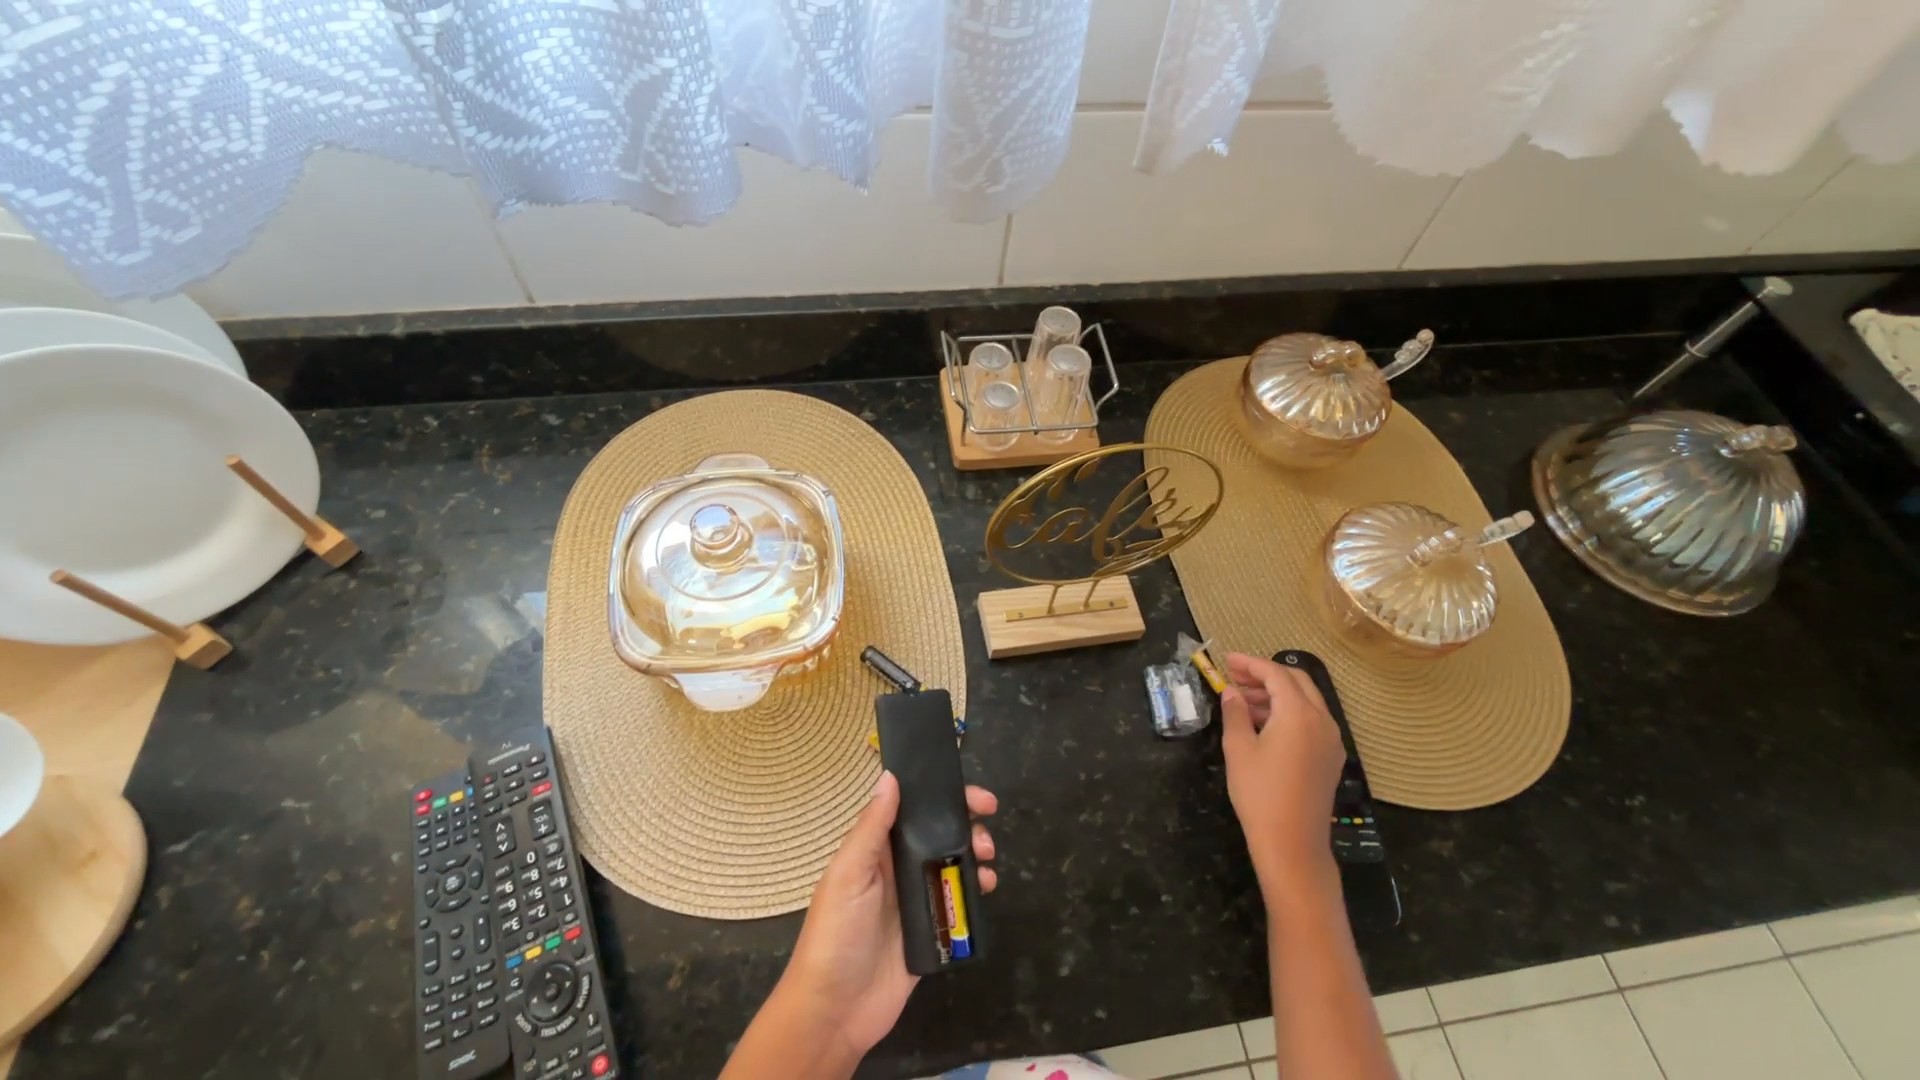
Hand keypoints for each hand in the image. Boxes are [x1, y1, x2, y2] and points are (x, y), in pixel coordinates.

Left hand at [776, 771, 998, 1058]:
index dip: (942, 797)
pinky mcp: (932, 932)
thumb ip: (871, 827)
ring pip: (954, 865)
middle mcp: (897, 870)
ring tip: (989, 859)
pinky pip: (959, 902)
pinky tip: (988, 887)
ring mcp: (916, 901)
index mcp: (874, 851)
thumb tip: (890, 777)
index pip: (912, 811)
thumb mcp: (848, 874)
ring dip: (976, 854)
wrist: (835, 1012)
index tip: (973, 794)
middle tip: (988, 825)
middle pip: (939, 835)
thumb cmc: (836, 935)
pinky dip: (977, 890)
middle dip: (967, 824)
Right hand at [1220, 652, 1346, 886]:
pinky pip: (1311, 720)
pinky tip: (1264, 723)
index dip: (1250, 664)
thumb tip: (1231, 692)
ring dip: (1276, 694)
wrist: (1292, 842)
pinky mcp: (1331, 757)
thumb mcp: (1239, 749)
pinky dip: (1288, 712)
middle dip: (1265, 675)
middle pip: (1297, 682)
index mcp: (1299, 714)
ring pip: (1306, 701)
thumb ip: (1235, 713)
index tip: (1227, 660)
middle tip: (1235, 677)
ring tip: (1243, 701)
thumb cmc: (1260, 793)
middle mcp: (1322, 720)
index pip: (1276, 674)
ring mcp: (1331, 740)